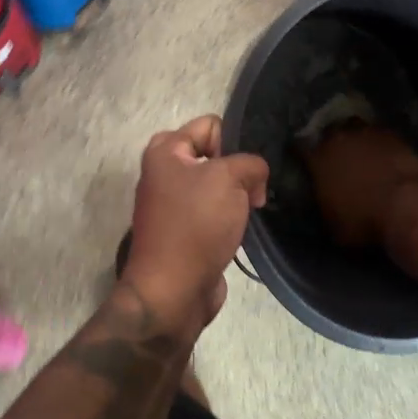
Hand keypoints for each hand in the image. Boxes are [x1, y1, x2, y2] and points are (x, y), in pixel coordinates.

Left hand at [121, 115, 268, 337]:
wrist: (172, 293)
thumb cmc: (196, 225)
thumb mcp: (230, 179)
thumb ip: (251, 163)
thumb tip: (254, 181)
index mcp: (164, 152)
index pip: (209, 125)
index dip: (232, 143)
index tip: (240, 171)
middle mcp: (163, 174)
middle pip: (213, 155)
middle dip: (235, 169)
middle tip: (247, 190)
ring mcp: (171, 205)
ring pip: (215, 185)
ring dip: (234, 196)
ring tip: (248, 212)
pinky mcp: (182, 232)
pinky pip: (212, 211)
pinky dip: (227, 218)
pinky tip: (240, 230)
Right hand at [302, 123, 417, 249]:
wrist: (404, 207)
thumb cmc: (363, 221)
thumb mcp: (332, 223)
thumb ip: (323, 202)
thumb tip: (322, 198)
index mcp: (318, 160)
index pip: (299, 148)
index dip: (299, 152)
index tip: (300, 156)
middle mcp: (339, 139)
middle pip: (329, 133)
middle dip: (330, 142)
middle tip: (335, 155)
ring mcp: (366, 133)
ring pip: (355, 128)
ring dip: (356, 138)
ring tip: (361, 150)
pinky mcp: (391, 134)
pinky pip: (380, 135)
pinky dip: (380, 143)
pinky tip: (385, 154)